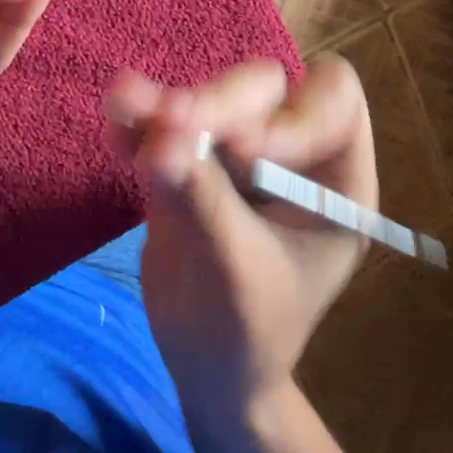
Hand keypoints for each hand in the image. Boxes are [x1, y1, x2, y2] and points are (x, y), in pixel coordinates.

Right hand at [108, 54, 372, 451]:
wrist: (204, 364)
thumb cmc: (246, 328)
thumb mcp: (234, 266)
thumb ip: (201, 196)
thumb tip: (159, 134)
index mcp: (336, 178)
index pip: (334, 100)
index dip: (291, 112)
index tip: (242, 152)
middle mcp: (289, 151)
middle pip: (260, 88)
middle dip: (217, 101)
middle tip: (166, 120)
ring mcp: (233, 153)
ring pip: (208, 96)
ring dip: (166, 103)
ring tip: (123, 105)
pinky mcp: (186, 158)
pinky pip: (160, 122)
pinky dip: (137, 123)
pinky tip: (117, 136)